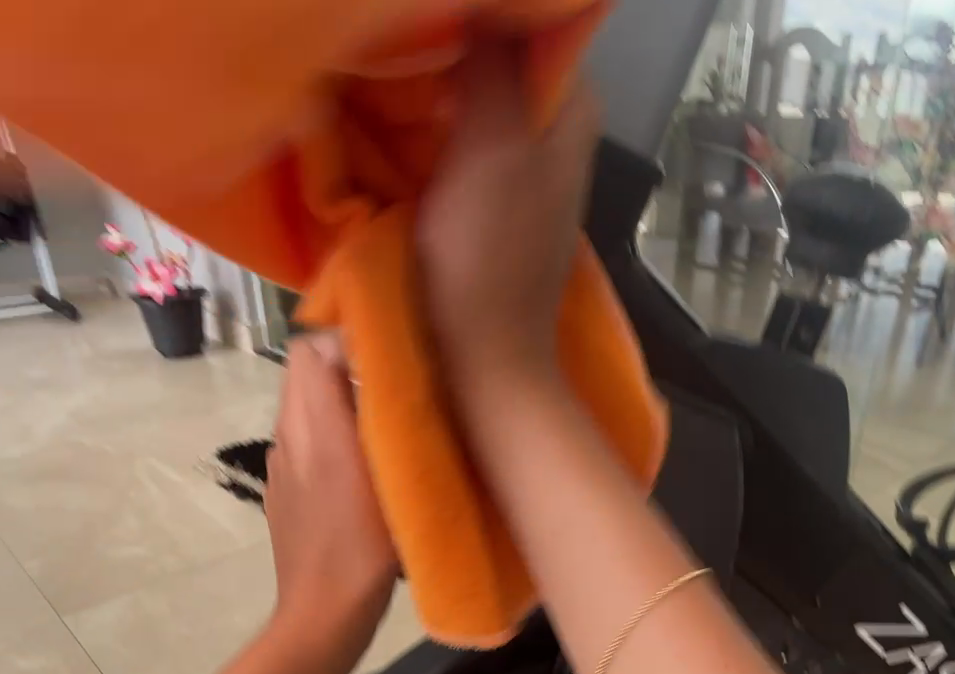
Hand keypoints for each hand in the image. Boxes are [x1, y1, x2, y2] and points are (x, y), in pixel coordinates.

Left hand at [264, 334, 397, 660]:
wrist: (323, 613)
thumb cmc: (365, 550)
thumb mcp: (389, 481)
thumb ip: (384, 421)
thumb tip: (390, 371)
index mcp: (313, 429)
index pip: (312, 350)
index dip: (350, 341)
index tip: (393, 356)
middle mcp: (288, 438)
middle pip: (303, 373)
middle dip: (345, 366)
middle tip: (395, 384)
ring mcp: (281, 467)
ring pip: (303, 406)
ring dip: (337, 399)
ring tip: (383, 420)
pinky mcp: (283, 491)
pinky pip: (303, 440)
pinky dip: (328, 432)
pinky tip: (361, 463)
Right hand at [417, 38, 600, 404]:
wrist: (482, 358)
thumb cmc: (487, 259)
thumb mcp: (493, 149)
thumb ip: (495, 69)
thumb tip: (479, 13)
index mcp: (570, 114)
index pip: (538, 26)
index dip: (482, 17)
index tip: (428, 16)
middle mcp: (554, 136)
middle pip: (504, 60)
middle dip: (451, 45)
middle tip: (393, 37)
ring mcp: (522, 172)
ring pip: (477, 99)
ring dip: (435, 85)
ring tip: (385, 67)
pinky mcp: (491, 204)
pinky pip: (459, 142)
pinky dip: (430, 128)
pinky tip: (395, 122)